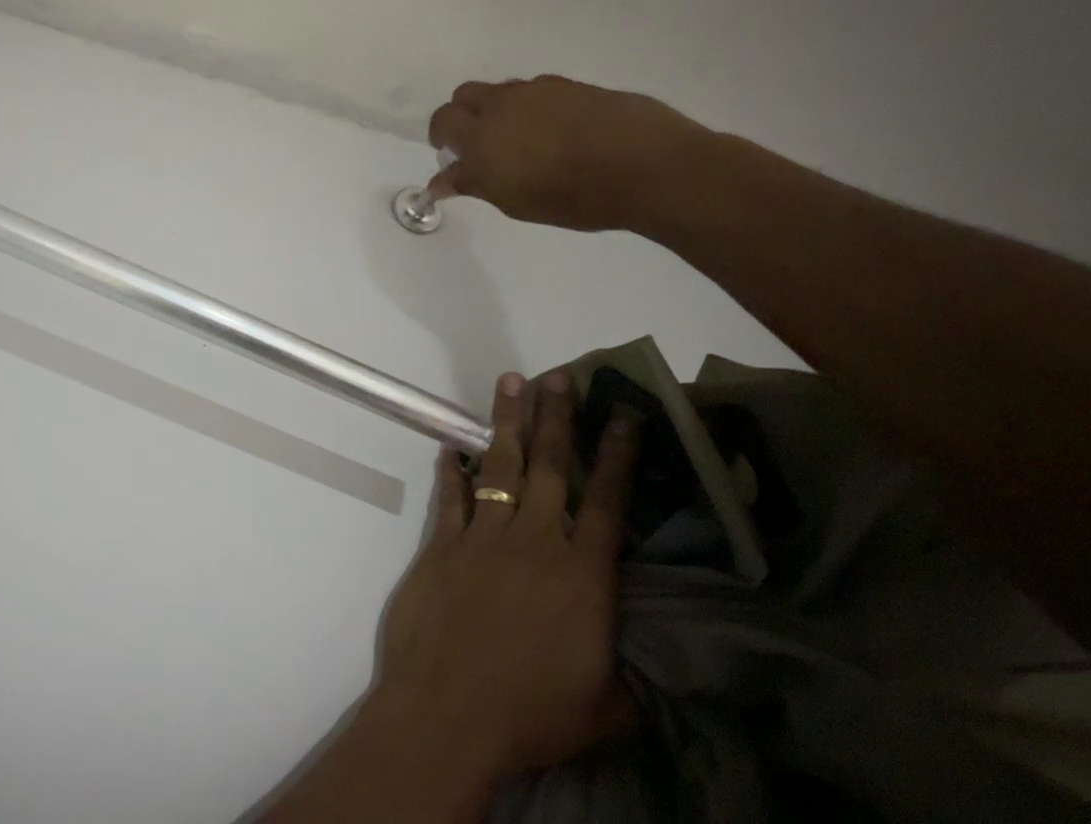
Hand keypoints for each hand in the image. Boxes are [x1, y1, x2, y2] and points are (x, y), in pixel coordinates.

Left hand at [370, 370, 639, 780]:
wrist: (447, 714)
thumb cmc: (532, 716)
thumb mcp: (606, 710)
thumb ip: (631, 684)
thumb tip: (650, 680)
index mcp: (584, 575)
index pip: (609, 501)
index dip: (618, 455)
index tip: (624, 414)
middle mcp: (535, 543)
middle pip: (551, 467)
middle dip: (558, 417)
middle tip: (560, 376)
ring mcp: (482, 539)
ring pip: (500, 468)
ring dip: (507, 424)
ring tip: (511, 383)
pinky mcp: (440, 548)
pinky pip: (450, 499)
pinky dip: (451, 471)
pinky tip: (451, 447)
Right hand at [426, 75, 710, 231]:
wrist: (645, 165)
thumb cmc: (573, 197)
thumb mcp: (514, 202)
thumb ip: (473, 184)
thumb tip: (440, 181)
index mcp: (482, 133)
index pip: (443, 120)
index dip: (441, 137)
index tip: (450, 156)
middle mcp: (504, 103)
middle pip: (466, 95)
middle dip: (464, 116)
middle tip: (479, 146)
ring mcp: (540, 89)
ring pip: (503, 92)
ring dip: (499, 112)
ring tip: (522, 143)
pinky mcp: (572, 86)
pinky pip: (536, 92)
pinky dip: (532, 109)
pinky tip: (555, 135)